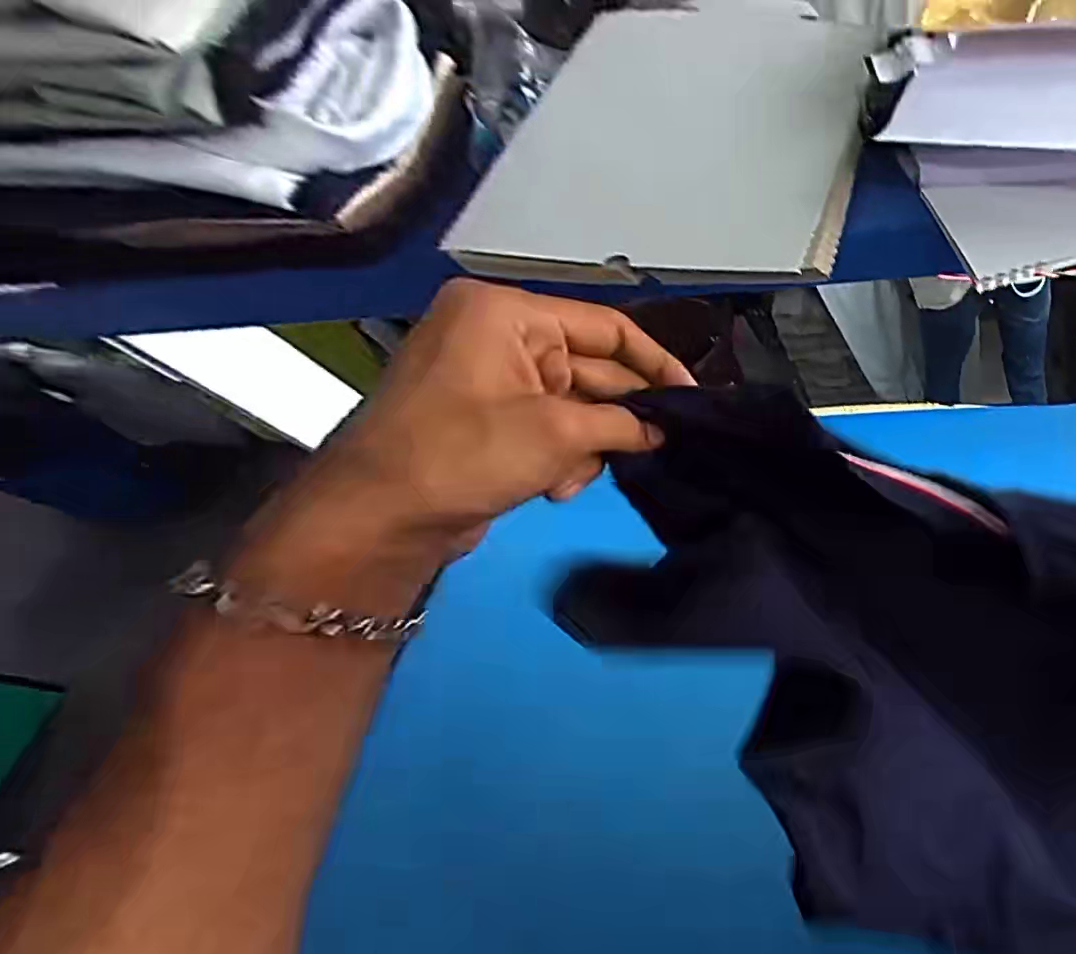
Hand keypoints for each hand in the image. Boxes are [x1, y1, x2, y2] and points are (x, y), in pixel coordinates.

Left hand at [242, 281, 692, 597]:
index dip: (657, 363)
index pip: (608, 328)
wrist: (382, 516)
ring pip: (583, 408)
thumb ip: (625, 424)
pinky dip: (567, 458)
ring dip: (589, 448)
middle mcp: (504, 337)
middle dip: (617, 419)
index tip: (693, 396)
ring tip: (569, 476)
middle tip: (656, 446)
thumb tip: (663, 429)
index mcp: (509, 316)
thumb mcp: (561, 433)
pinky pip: (558, 428)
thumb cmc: (466, 454)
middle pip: (596, 372)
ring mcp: (498, 379)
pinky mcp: (497, 417)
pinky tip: (553, 485)